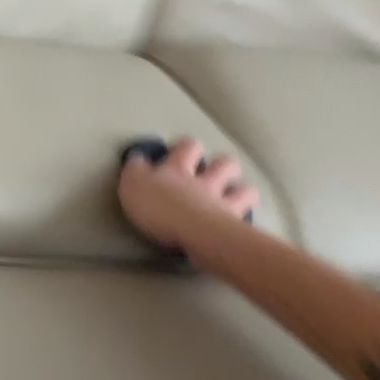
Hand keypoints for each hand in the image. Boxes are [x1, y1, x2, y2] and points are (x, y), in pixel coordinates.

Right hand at [118, 136, 259, 253]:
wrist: (193, 233)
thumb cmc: (157, 208)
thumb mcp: (131, 184)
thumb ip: (135, 169)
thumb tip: (138, 157)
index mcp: (177, 170)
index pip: (187, 147)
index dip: (185, 147)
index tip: (177, 151)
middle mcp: (204, 181)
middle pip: (223, 163)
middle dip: (221, 163)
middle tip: (212, 170)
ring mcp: (222, 202)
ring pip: (242, 188)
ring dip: (240, 187)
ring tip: (234, 193)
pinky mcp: (234, 223)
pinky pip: (247, 213)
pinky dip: (247, 213)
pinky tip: (242, 217)